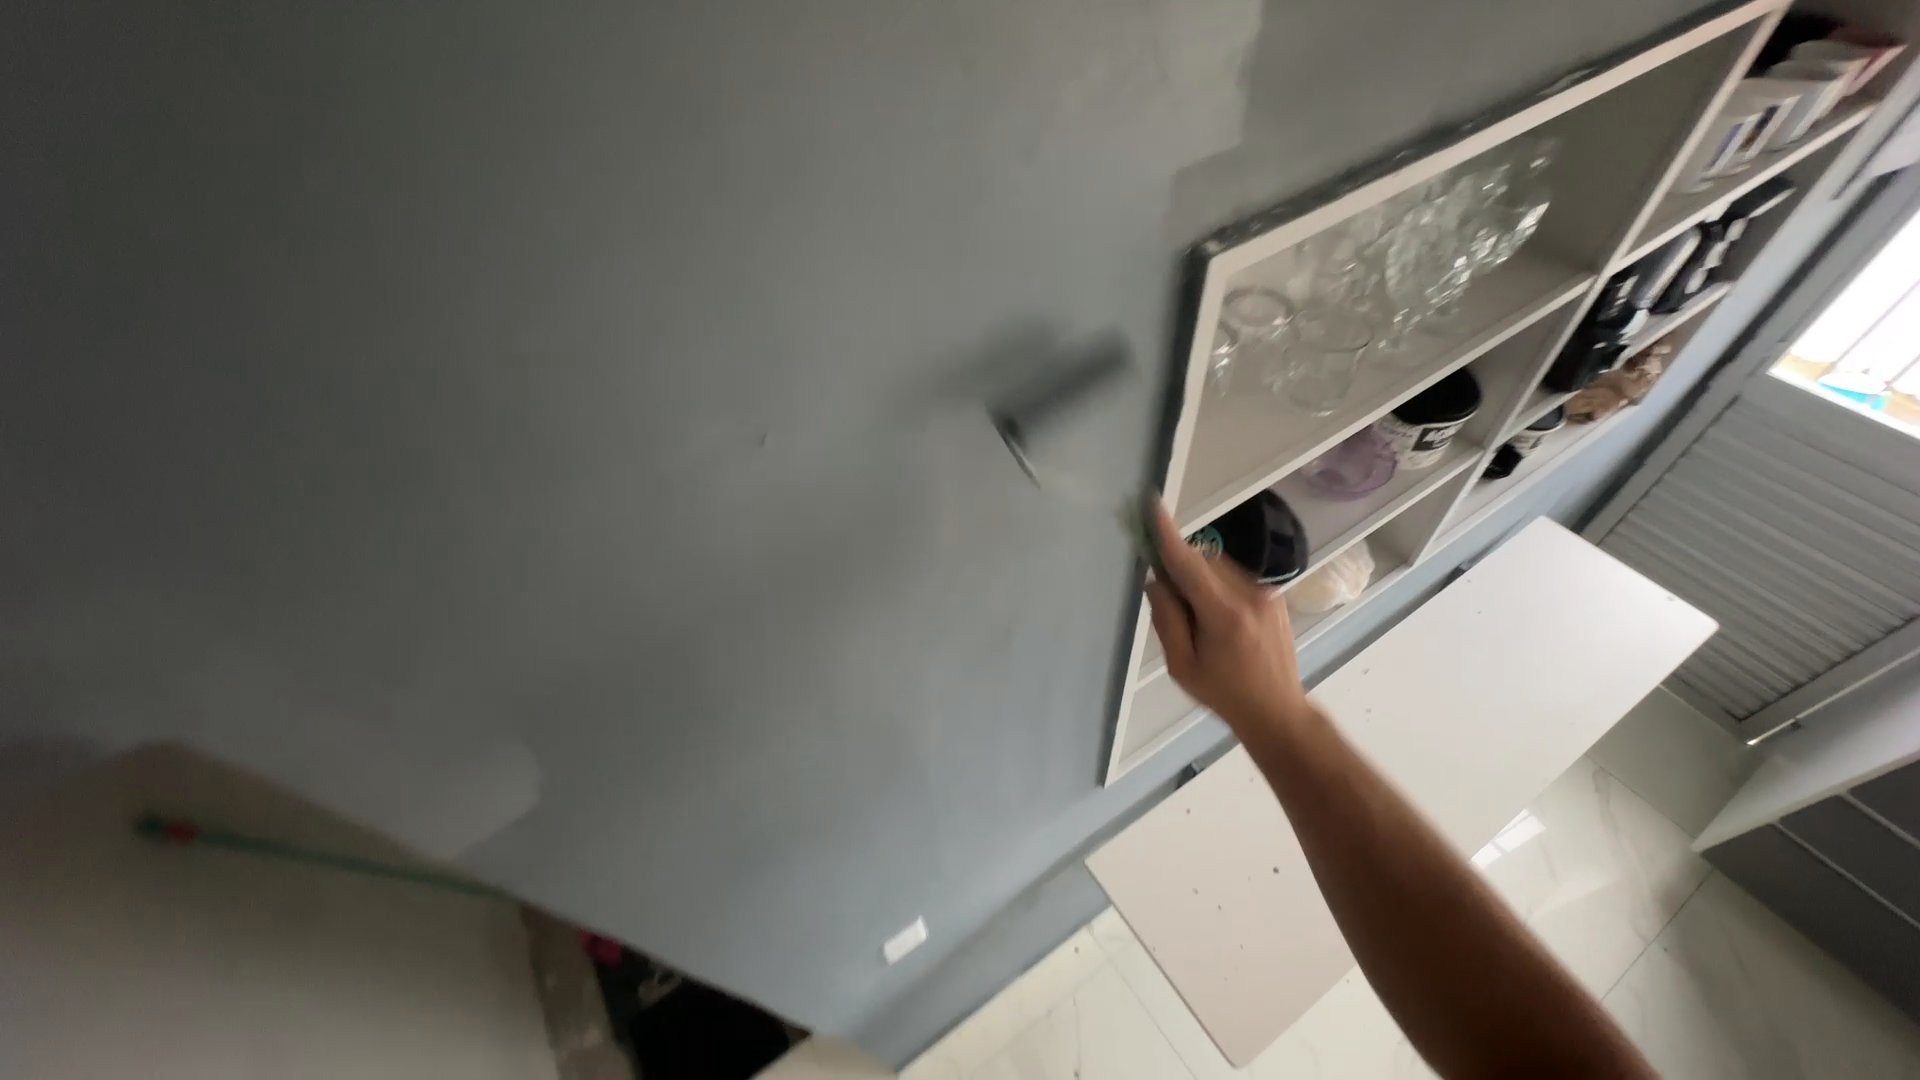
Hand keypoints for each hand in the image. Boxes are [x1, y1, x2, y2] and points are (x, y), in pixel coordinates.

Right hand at [1144, 497, 1311, 742]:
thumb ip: (1167, 619)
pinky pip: (1234, 576)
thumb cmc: (1223, 693)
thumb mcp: (1181, 665)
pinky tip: (1216, 617)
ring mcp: (1266, 594)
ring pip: (1219, 565)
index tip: (1152, 505)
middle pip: (1203, 560)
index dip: (1167, 534)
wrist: (1277, 711)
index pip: (1188, 564)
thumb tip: (1157, 581)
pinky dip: (1216, 584)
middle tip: (1168, 597)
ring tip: (1197, 616)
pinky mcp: (1274, 596)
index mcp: (1224, 616)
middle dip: (1180, 567)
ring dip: (1198, 576)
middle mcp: (1250, 596)